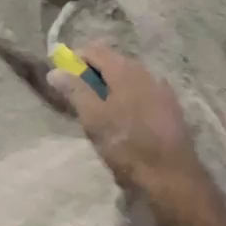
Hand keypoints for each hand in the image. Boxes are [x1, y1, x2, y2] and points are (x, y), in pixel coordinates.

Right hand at [48, 43, 204, 196]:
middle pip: (113, 62)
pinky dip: (127, 97)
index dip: (74, 59)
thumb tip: (55, 71)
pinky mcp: (170, 106)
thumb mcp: (93, 119)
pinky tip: (123, 119)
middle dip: (92, 74)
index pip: (95, 50)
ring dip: (110, 86)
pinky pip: (142, 92)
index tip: (61, 76)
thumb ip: (74, 91)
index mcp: (126, 70)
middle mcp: (146, 72)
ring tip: (98, 110)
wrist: (171, 175)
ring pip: (129, 78)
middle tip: (77, 96)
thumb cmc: (127, 146)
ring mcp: (162, 89)